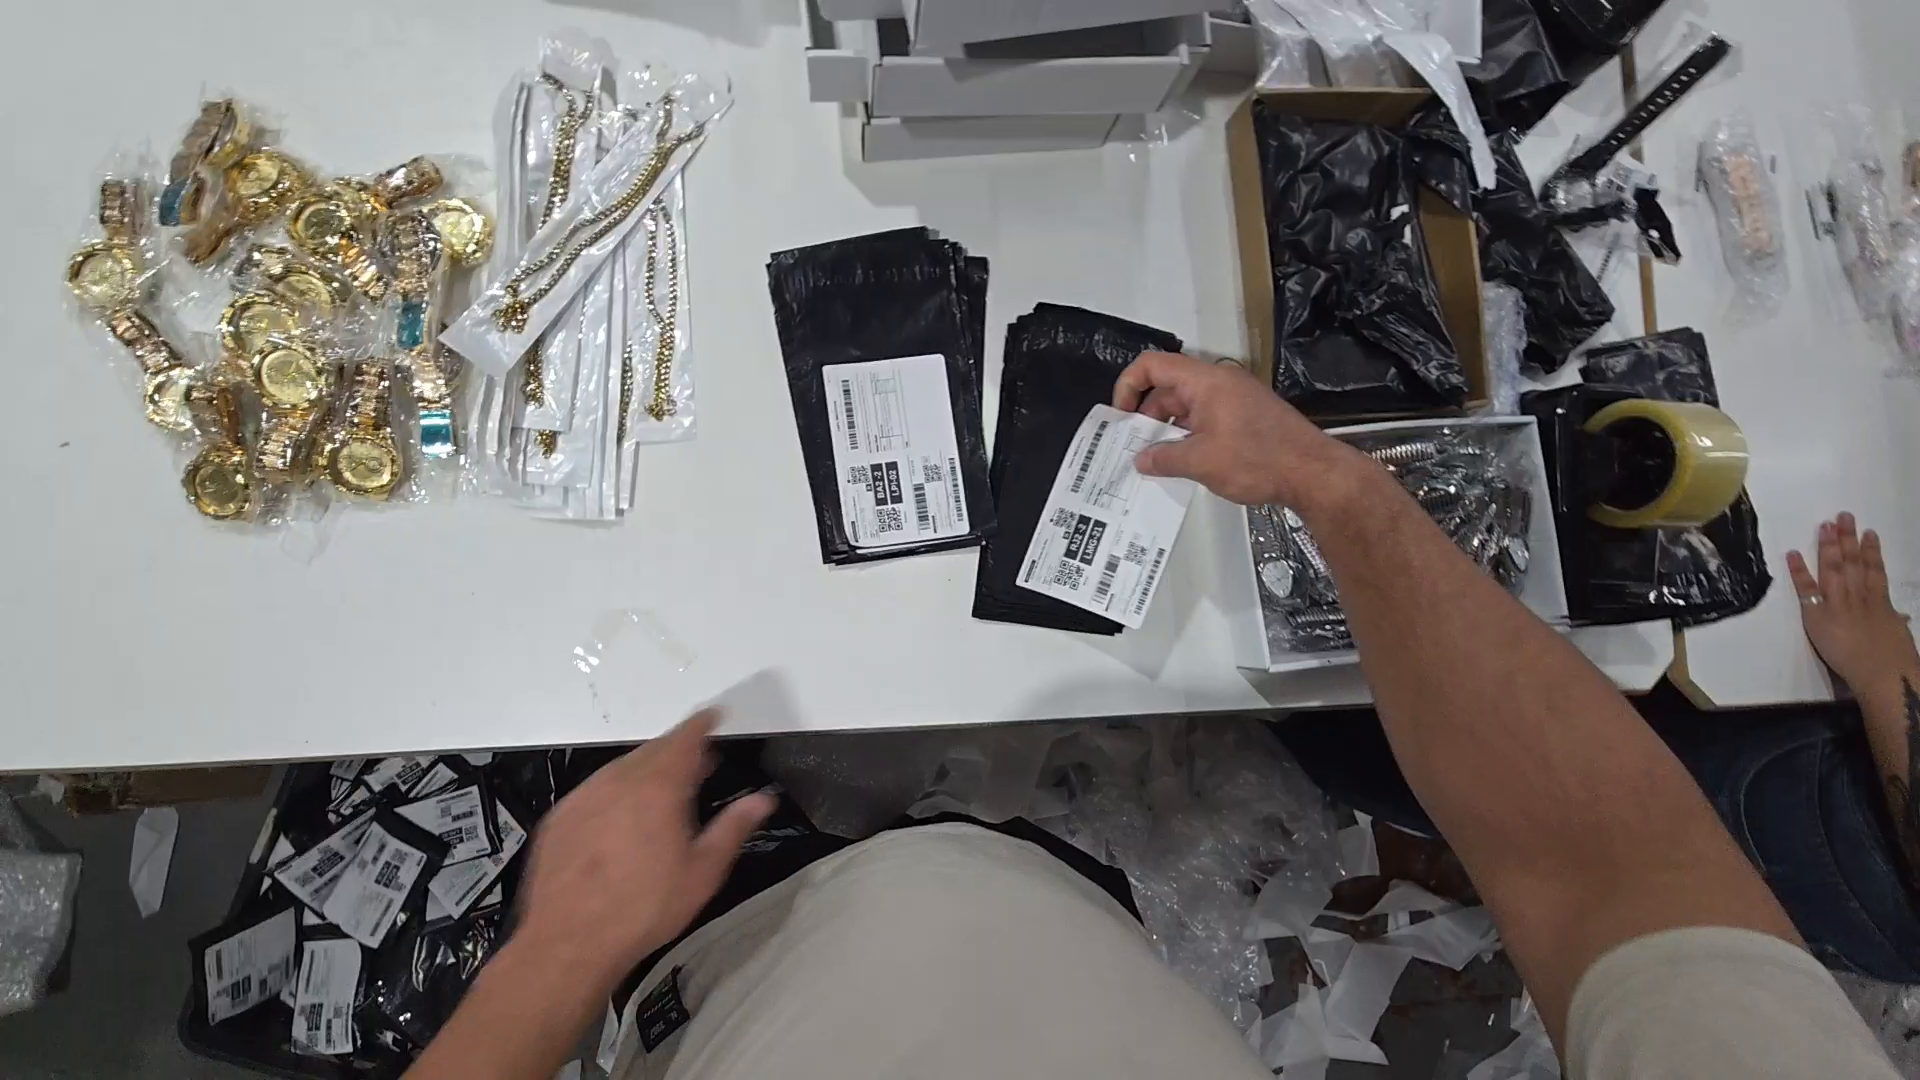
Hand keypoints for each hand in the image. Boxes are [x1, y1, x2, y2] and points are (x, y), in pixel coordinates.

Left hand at [513, 712, 774, 987]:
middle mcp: (619, 779)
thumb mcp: (703, 872)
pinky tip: (622, 820)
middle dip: (679, 750)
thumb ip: (734, 827)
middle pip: (655, 749)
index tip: (715, 716)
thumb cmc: (645, 908)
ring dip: (647, 770)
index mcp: (659, 786)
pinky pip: (597, 789)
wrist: (567, 945)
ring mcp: (585, 796)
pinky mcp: (560, 817)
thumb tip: (764, 799)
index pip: (685, 737)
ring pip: (623, 768)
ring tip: (663, 792)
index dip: (703, 723)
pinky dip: (617, 791)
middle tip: (698, 765)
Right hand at [1112, 351, 1371, 509]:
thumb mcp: (1201, 461)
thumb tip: (1140, 460)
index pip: (1153, 365)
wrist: (1313, 473)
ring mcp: (1233, 399)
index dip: (1128, 385)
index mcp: (1205, 381)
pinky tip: (1182, 463)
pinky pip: (1204, 418)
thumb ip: (1163, 458)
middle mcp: (1218, 383)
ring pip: (1185, 406)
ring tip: (1155, 460)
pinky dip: (1187, 435)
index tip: (1122, 418)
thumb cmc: (1257, 460)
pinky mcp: (1244, 417)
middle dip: (1145, 415)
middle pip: (1167, 387)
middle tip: (1133, 447)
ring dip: (1166, 429)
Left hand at [1786, 513, 1917, 690]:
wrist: (1886, 675)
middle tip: (1842, 516)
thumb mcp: (1896, 635)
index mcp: (1882, 604)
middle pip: (1855, 563)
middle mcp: (1862, 599)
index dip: (1872, 551)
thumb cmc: (1892, 660)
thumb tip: (1900, 618)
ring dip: (1829, 546)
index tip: (1868, 532)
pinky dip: (1800, 570)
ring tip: (1825, 525)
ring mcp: (1841, 605)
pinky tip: (1794, 553)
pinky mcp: (1819, 614)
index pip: (1876, 571)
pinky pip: (1808, 589)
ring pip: (1836, 569)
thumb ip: (1894, 622)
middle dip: (1848, 539)